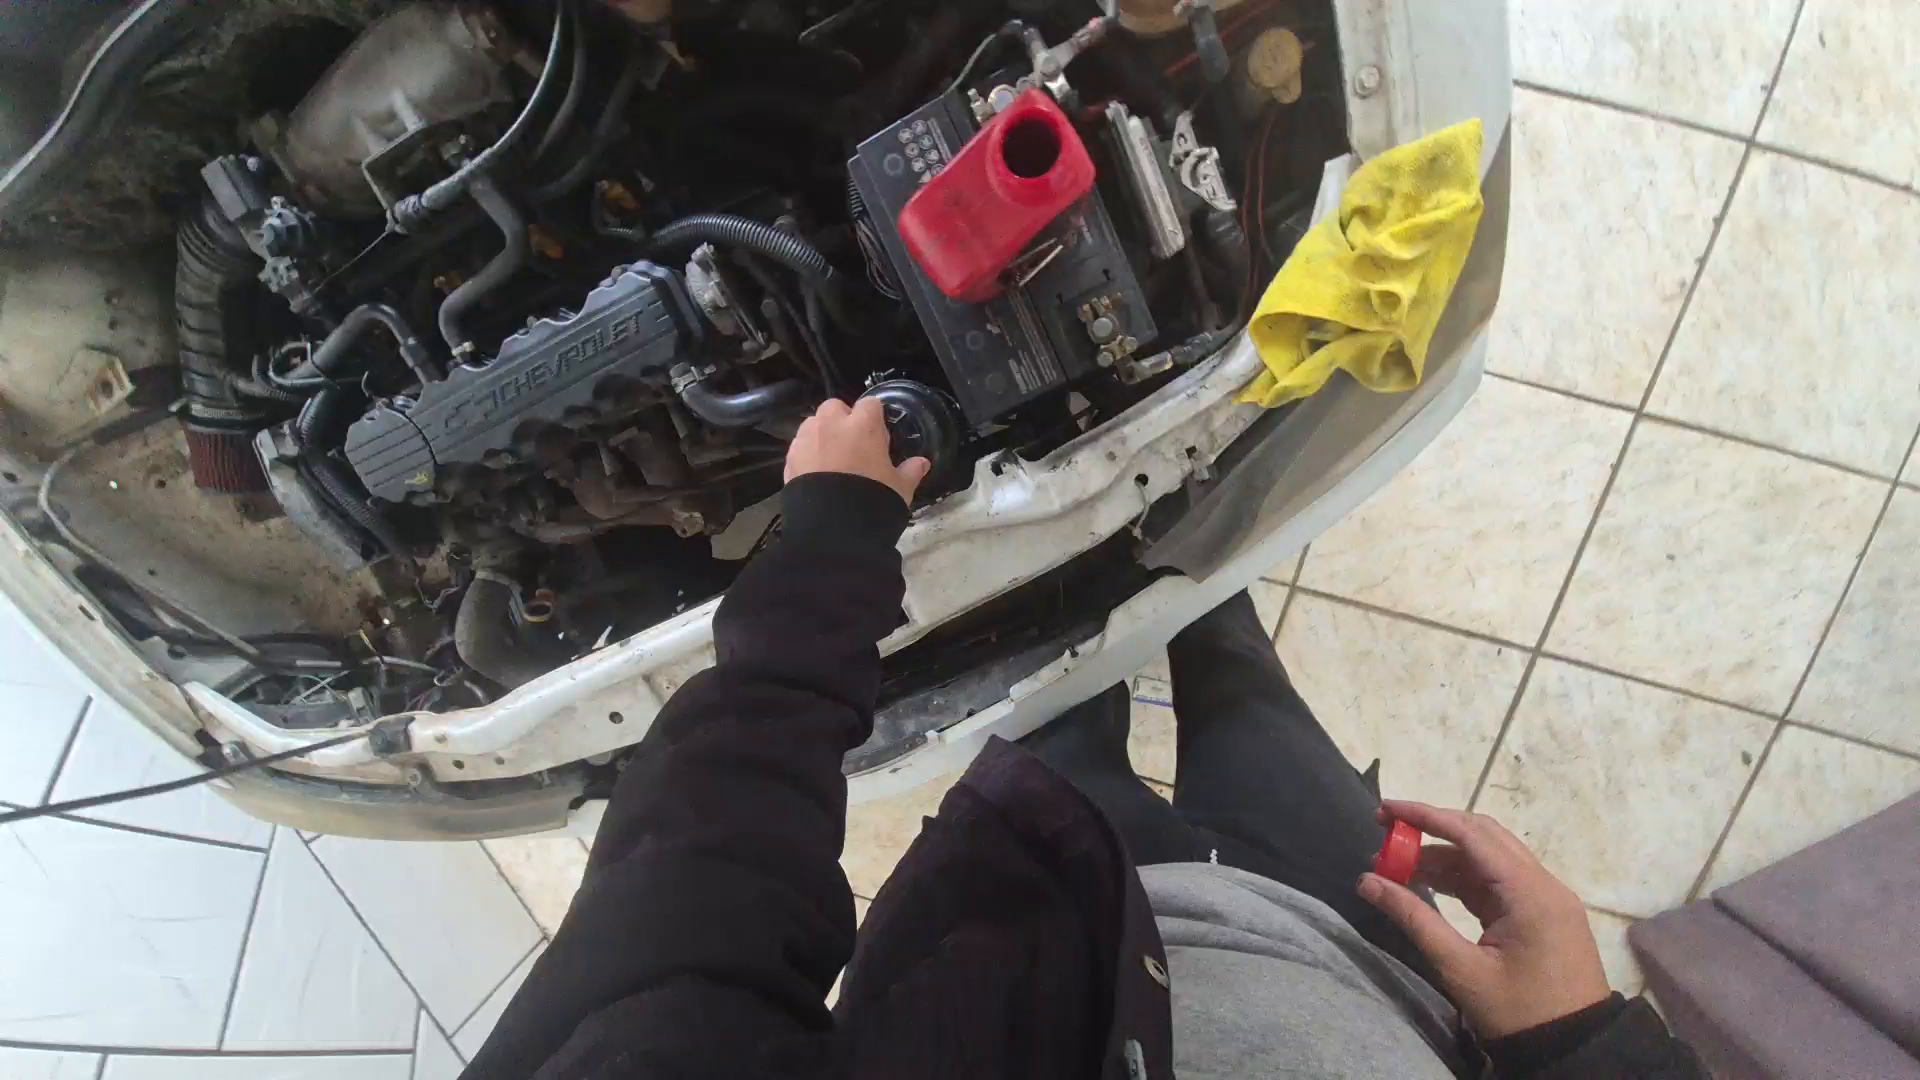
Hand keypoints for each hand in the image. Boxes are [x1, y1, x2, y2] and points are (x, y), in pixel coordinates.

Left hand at [784, 398, 930, 505]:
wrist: (833, 526)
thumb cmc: (873, 499)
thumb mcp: (900, 487)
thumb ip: (911, 471)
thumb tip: (922, 463)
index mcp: (864, 425)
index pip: (871, 404)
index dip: (875, 418)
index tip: (878, 436)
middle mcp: (833, 424)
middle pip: (836, 407)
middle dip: (843, 419)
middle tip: (852, 444)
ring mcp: (807, 438)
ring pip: (814, 423)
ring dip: (822, 434)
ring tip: (832, 459)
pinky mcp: (790, 457)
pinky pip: (799, 446)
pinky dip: (807, 453)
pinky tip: (816, 473)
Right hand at [1357, 799, 1609, 1038]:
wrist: (1579, 1058)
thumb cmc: (1521, 1013)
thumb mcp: (1460, 968)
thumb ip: (1413, 917)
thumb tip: (1365, 880)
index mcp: (1531, 894)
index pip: (1471, 834)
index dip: (1424, 816)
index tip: (1384, 810)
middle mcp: (1542, 885)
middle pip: (1480, 834)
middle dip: (1431, 826)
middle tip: (1387, 829)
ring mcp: (1543, 898)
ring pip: (1484, 854)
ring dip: (1440, 851)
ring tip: (1397, 863)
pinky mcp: (1536, 912)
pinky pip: (1491, 877)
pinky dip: (1456, 872)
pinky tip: (1425, 881)